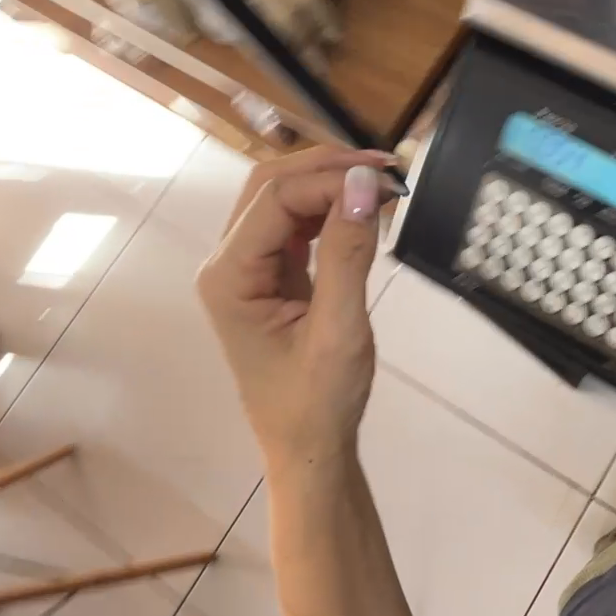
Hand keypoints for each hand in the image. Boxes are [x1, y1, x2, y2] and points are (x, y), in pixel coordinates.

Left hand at [197, 147, 394, 475]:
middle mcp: (229, 263)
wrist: (310, 446)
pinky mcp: (271, 275)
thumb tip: (364, 185)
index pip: (276, 199)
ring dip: (329, 183)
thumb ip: (349, 253)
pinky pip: (297, 224)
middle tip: (386, 169)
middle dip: (326, 168)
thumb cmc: (320, 399)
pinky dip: (331, 209)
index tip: (386, 183)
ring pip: (282, 199)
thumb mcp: (341, 329)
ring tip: (382, 183)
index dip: (330, 180)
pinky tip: (364, 209)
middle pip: (270, 186)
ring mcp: (248, 268)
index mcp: (229, 276)